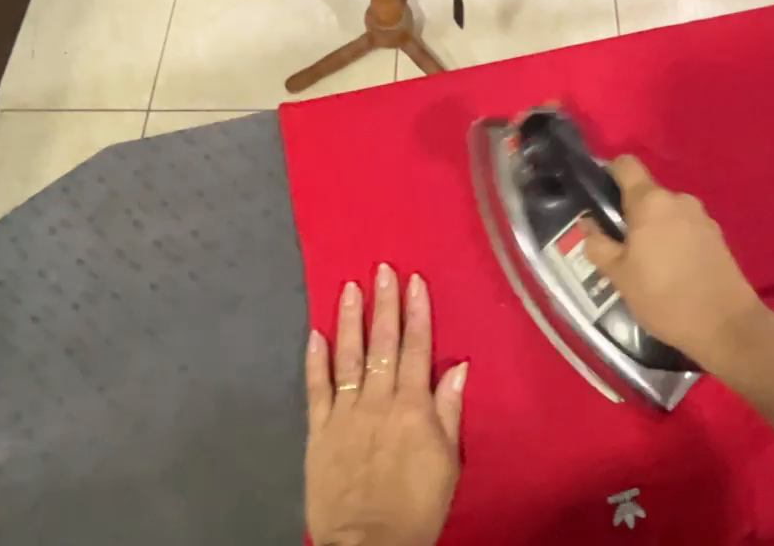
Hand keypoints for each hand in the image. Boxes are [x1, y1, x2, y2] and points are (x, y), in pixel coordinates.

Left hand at [306, 264, 468, 545]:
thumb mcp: (447, 461)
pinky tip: (315, 333)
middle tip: (382, 269)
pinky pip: (316, 390)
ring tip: (349, 287)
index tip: (414, 280)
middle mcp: (378, 400)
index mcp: (412, 406)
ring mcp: (345, 414)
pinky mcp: (319, 432)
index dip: (416, 312)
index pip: (417, 348)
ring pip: (347, 357)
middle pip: (383, 344)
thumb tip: (459, 366)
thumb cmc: (417, 505)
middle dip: (384, 304)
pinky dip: (315, 360)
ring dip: (350, 320)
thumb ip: (448, 410)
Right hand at [581, 155, 771, 371]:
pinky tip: (673, 273)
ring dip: (654, 230)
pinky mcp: (718, 237)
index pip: (626, 165)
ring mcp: (702, 217)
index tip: (600, 199)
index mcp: (650, 201)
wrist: (727, 326)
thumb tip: (588, 222)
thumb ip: (598, 244)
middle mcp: (678, 200)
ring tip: (647, 266)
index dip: (609, 174)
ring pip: (667, 214)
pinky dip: (675, 241)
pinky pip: (686, 229)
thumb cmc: (664, 297)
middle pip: (646, 194)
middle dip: (631, 214)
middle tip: (620, 248)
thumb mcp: (619, 276)